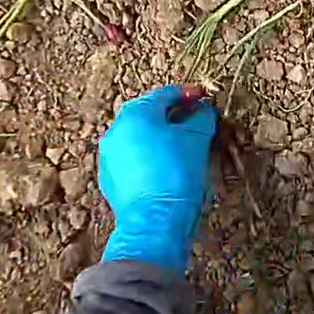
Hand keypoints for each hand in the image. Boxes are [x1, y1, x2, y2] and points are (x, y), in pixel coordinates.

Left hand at [97, 86, 215, 270]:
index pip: (165, 93)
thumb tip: (203, 110)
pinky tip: (169, 162)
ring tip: (184, 141)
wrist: (154, 220)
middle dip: (173, 113)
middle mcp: (116, 130)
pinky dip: (150, 152)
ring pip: (139, 134)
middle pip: (148, 112)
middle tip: (196, 117)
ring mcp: (109, 155)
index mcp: (135, 115)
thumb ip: (201, 117)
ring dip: (161, 133)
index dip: (188, 93)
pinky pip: (133, 155)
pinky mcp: (110, 177)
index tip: (204, 97)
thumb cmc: (177, 173)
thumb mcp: (197, 139)